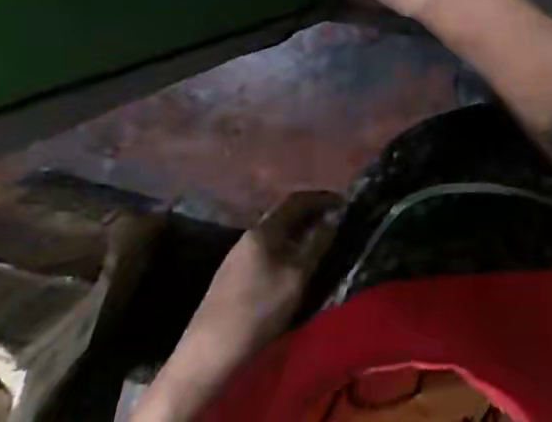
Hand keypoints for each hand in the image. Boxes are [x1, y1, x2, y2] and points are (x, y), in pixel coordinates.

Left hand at [136, 192, 343, 421]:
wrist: (208, 353)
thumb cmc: (258, 309)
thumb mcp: (296, 276)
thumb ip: (317, 244)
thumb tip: (333, 218)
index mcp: (264, 231)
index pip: (296, 201)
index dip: (321, 198)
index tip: (343, 202)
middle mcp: (248, 236)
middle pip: (284, 216)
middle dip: (310, 215)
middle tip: (334, 221)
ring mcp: (237, 256)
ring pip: (275, 234)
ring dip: (298, 232)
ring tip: (318, 241)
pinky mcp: (232, 276)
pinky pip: (266, 249)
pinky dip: (285, 248)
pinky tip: (292, 263)